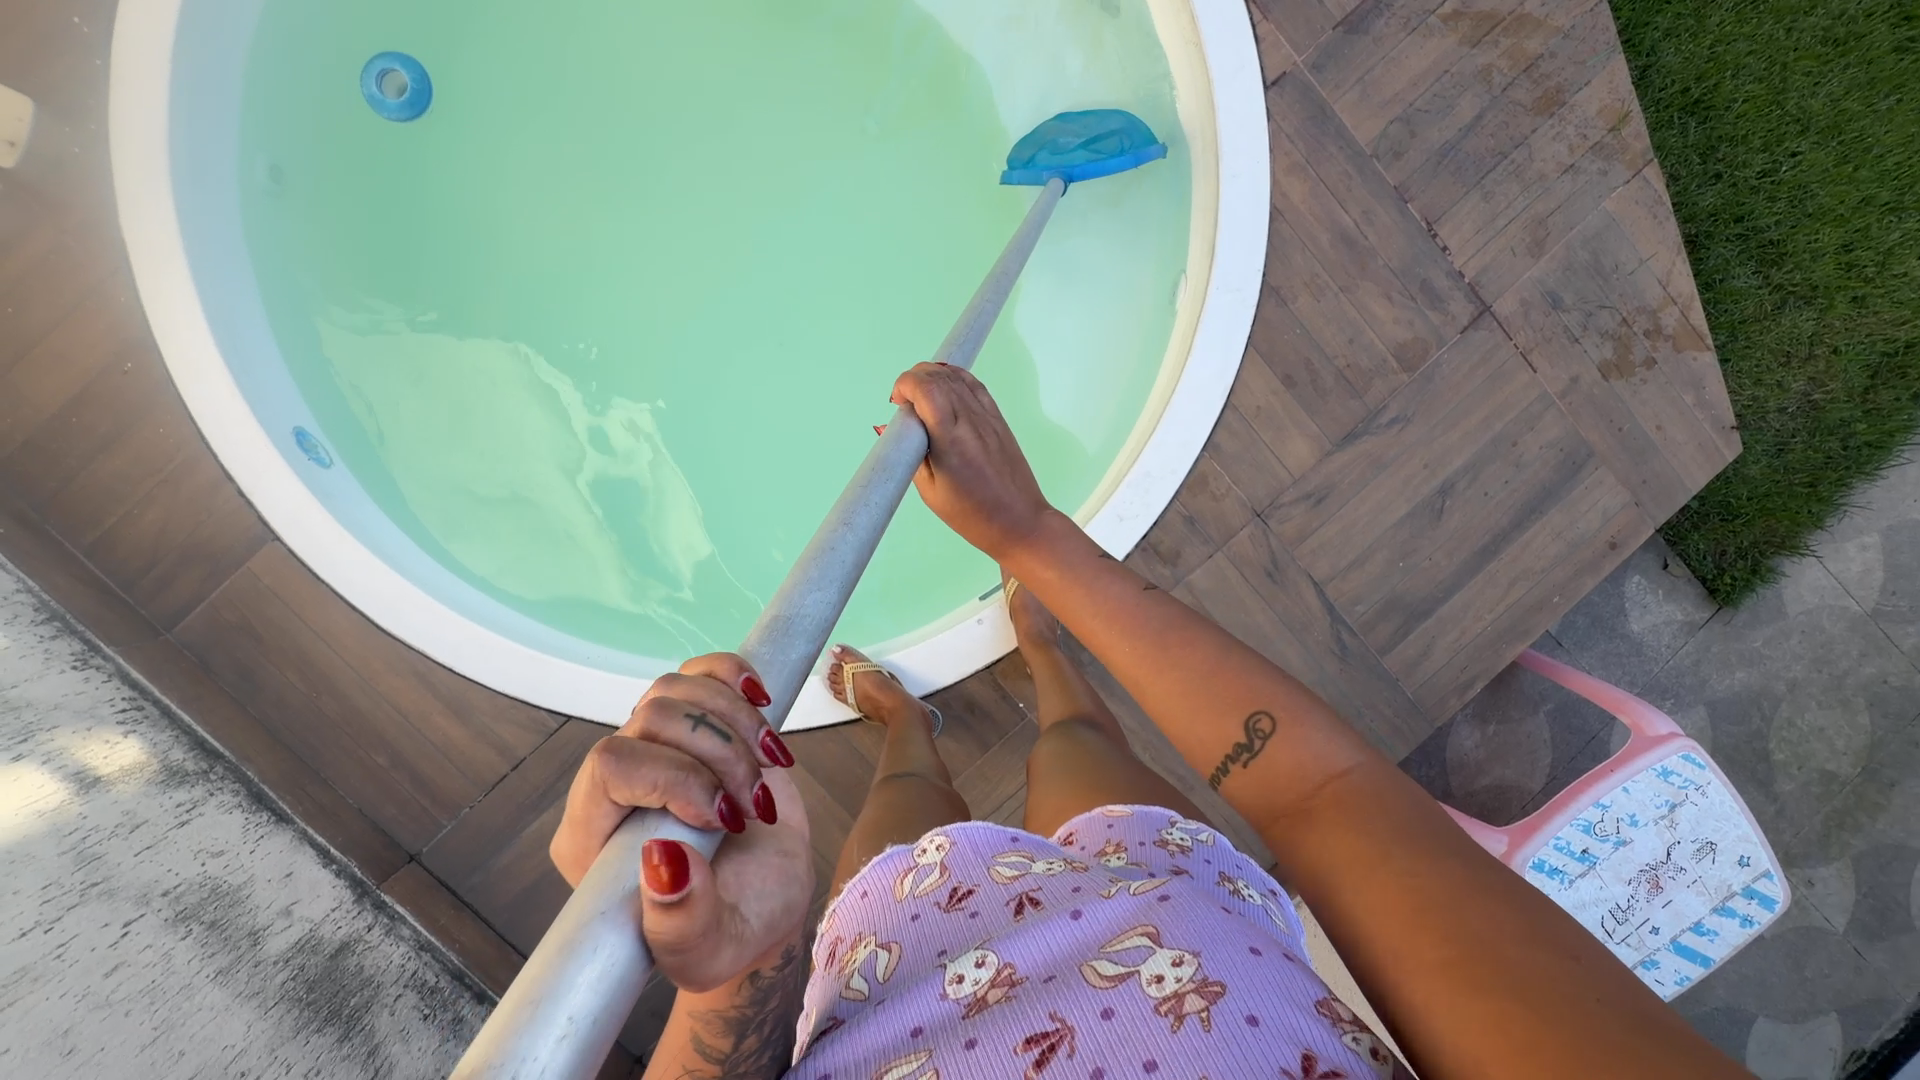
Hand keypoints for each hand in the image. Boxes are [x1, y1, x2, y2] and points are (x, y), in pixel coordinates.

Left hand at [550, 653, 813, 993]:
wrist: (769, 894)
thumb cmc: (735, 928)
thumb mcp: (711, 950)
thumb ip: (682, 922)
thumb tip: (661, 860)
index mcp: (592, 840)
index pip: (611, 767)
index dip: (674, 778)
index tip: (725, 817)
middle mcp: (614, 785)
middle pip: (651, 719)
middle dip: (721, 755)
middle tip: (757, 805)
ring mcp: (655, 747)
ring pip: (676, 690)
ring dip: (738, 723)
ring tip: (769, 767)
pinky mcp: (695, 723)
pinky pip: (700, 672)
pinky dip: (736, 676)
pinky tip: (761, 703)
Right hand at [891, 362, 1057, 560]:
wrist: (1018, 520)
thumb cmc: (972, 514)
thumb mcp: (930, 492)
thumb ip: (911, 456)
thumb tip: (892, 429)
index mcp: (950, 440)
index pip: (926, 389)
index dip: (905, 384)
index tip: (896, 402)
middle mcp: (970, 421)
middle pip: (939, 376)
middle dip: (914, 378)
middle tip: (905, 402)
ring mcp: (987, 417)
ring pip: (957, 376)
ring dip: (933, 376)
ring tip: (921, 395)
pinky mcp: (998, 419)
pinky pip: (975, 385)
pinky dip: (956, 378)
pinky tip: (945, 387)